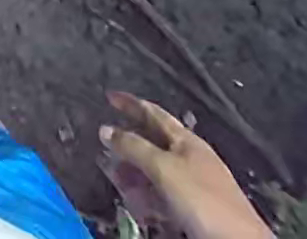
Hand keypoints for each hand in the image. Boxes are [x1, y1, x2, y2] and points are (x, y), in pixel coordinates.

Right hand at [99, 91, 272, 238]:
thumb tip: (105, 129)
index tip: (108, 97)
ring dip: (135, 175)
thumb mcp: (163, 168)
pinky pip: (165, 195)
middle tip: (104, 150)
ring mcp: (195, 185)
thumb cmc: (202, 199)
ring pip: (157, 172)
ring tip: (117, 183)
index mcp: (186, 141)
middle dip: (127, 146)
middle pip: (153, 143)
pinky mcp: (197, 210)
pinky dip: (148, 197)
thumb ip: (133, 147)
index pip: (153, 113)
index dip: (130, 103)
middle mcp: (191, 158)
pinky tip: (138, 207)